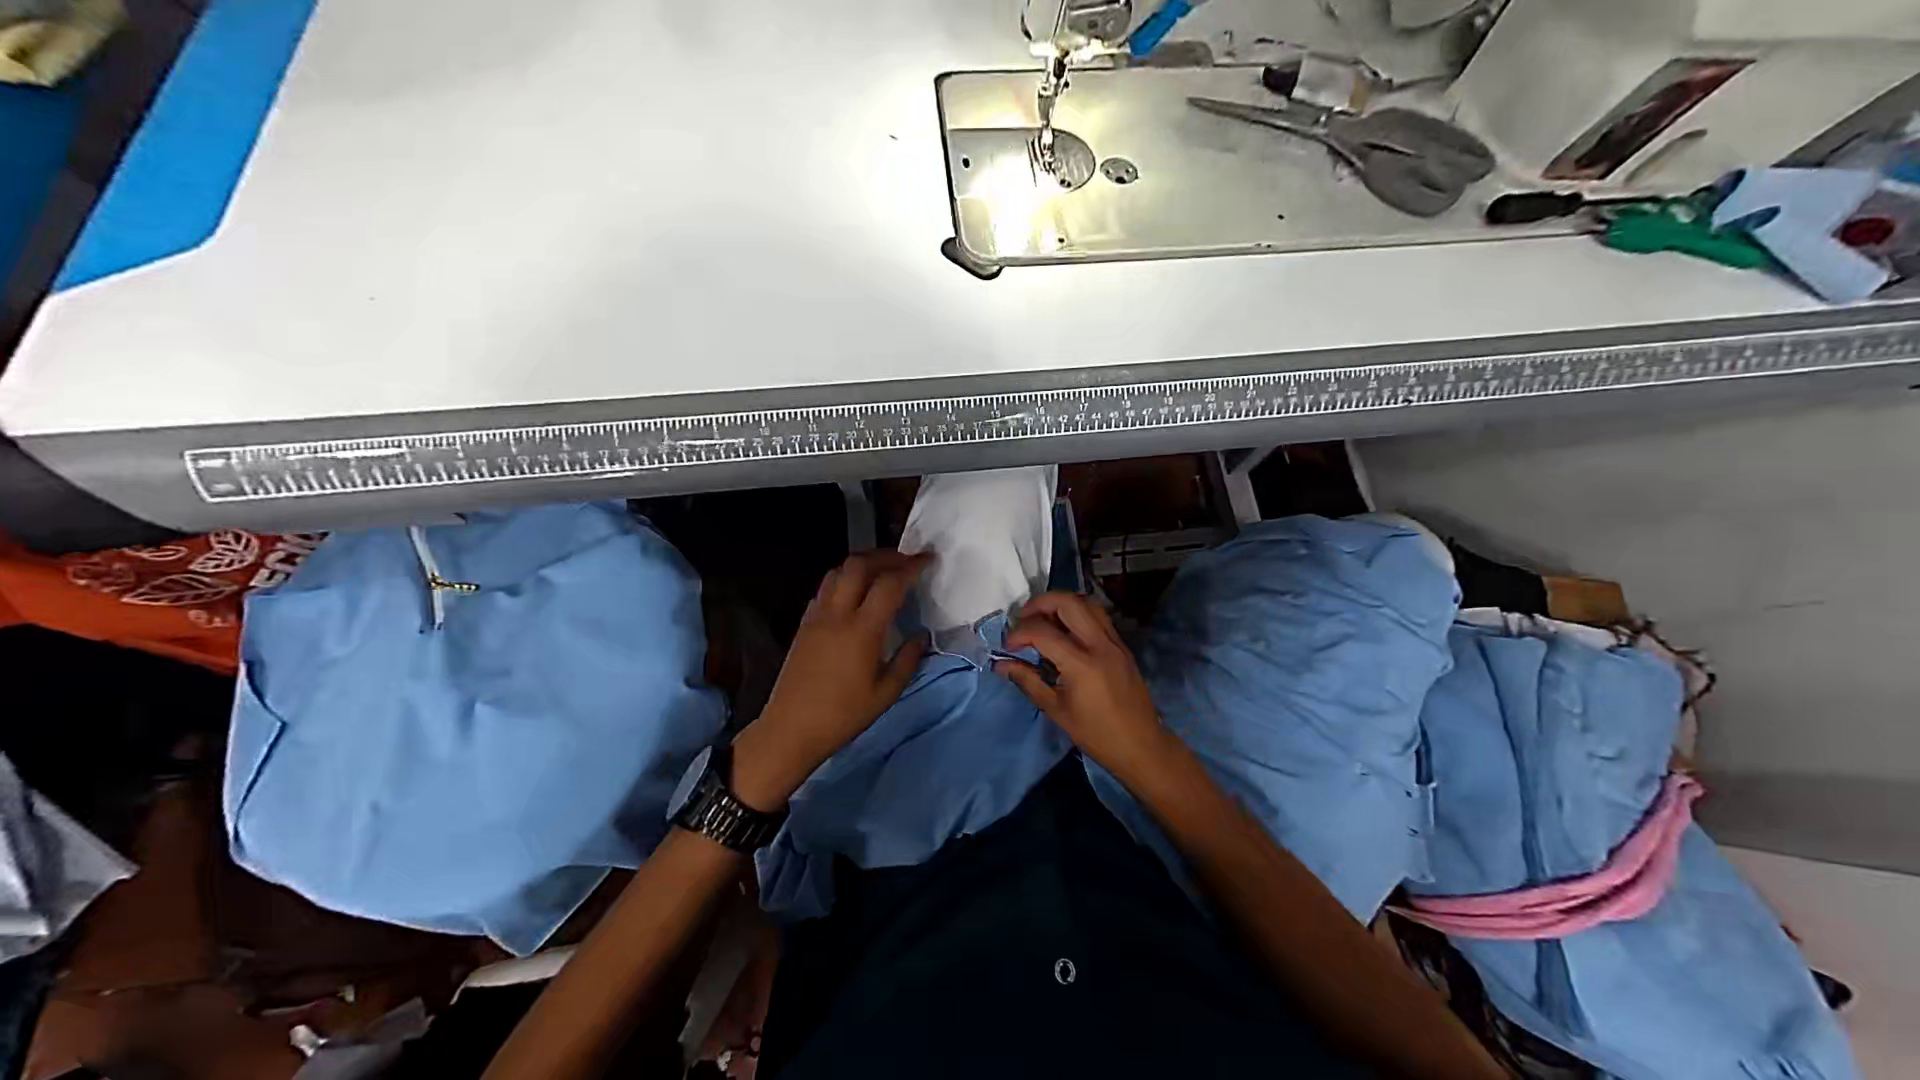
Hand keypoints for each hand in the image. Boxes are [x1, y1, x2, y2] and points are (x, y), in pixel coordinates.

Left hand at [732, 551, 930, 810]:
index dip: (911, 566)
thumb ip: (907, 659)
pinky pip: (824, 588)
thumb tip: (921, 636)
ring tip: (881, 571)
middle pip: (859, 565)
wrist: (791, 729)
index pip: (890, 583)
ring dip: (862, 563)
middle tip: (905, 561)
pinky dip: (843, 580)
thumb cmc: (843, 716)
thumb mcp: (886, 693)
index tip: (928, 560)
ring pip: (838, 571)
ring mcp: (816, 616)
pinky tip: (854, 594)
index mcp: (862, 630)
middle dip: (885, 556)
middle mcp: (837, 614)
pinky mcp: (804, 624)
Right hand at [997, 592, 1170, 779]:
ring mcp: (1115, 642)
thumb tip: (1000, 665)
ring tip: (1043, 620)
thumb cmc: (1096, 734)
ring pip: (1086, 604)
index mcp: (1082, 664)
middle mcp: (1100, 644)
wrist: (1141, 746)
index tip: (1008, 646)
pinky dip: (1078, 614)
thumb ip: (1028, 680)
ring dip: (1061, 605)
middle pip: (1068, 602)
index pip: (1043, 632)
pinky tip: (1065, 631)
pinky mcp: (1122, 646)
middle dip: (1040, 604)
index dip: (1019, 634)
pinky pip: (1098, 618)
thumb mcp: (1056, 710)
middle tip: (1023, 619)